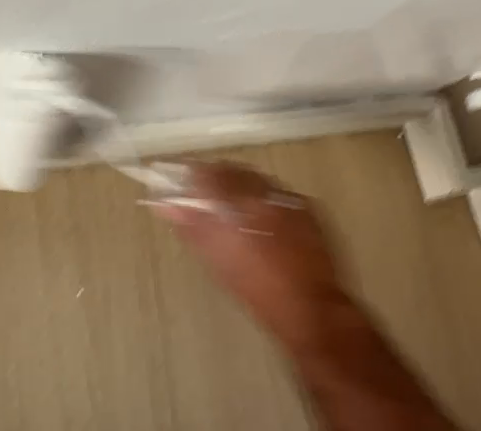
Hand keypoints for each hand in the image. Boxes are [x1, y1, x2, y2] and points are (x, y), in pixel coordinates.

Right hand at [145, 161, 352, 344]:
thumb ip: (194, 227)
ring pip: (256, 179)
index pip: (209, 173)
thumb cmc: (259, 291)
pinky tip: (259, 216)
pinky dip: (263, 197)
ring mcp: (290, 198)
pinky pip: (277, 192)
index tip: (177, 177)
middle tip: (200, 190)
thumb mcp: (221, 262)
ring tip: (228, 203)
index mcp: (242, 203)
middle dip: (215, 176)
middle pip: (234, 170)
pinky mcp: (307, 207)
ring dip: (239, 184)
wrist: (311, 309)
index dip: (191, 173)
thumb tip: (169, 204)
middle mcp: (267, 192)